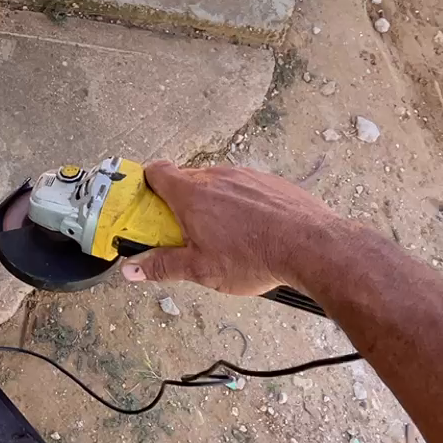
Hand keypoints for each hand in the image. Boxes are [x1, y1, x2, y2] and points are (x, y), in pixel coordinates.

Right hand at [120, 161, 343, 295]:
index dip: (147, 183)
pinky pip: (244, 188)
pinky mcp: (269, 182)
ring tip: (223, 235)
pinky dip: (240, 204)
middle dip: (180, 203)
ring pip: (216, 184)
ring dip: (212, 203)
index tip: (146, 203)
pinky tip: (252, 230)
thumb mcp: (200, 270)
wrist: (312, 247)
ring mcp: (245, 176)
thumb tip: (130, 270)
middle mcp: (215, 176)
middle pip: (186, 180)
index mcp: (190, 194)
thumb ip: (162, 266)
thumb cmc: (253, 257)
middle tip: (185, 231)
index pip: (156, 171)